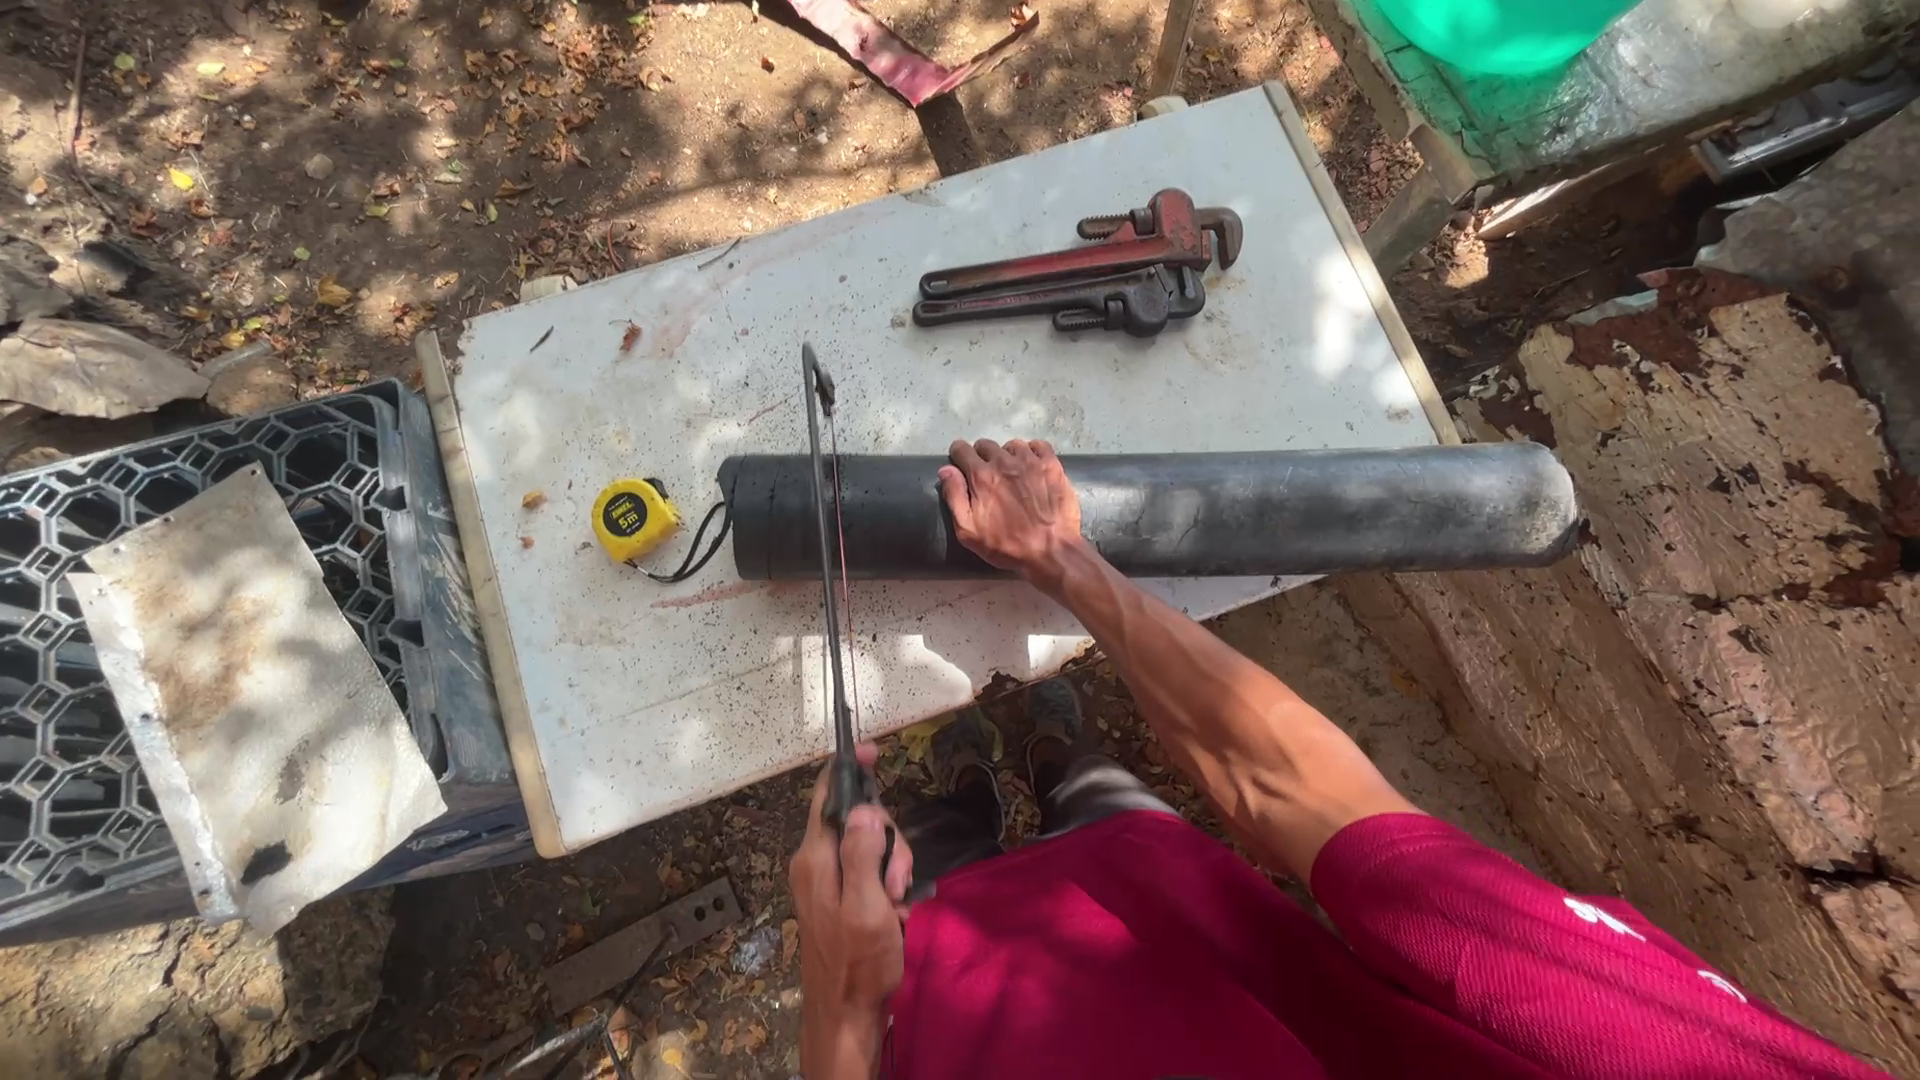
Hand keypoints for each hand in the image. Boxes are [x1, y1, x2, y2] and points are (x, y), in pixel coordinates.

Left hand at [791, 743, 913, 1079]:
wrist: (847, 1018)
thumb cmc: (857, 964)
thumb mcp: (866, 906)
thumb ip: (863, 853)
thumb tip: (865, 808)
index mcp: (815, 857)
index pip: (828, 795)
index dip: (850, 769)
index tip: (872, 751)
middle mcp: (817, 861)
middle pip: (860, 819)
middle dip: (888, 841)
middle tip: (897, 880)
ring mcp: (829, 880)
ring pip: (871, 845)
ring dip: (894, 868)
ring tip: (896, 904)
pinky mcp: (842, 896)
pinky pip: (872, 871)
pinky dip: (889, 886)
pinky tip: (895, 913)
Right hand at [939, 438, 1086, 585]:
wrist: (1050, 551)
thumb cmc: (1006, 545)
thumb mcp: (968, 530)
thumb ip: (954, 496)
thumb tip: (945, 470)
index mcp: (981, 475)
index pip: (962, 449)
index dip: (959, 456)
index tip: (962, 465)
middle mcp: (1004, 461)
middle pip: (986, 445)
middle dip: (982, 456)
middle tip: (988, 475)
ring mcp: (1030, 461)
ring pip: (1012, 446)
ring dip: (1008, 455)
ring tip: (1012, 472)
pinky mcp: (1051, 465)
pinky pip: (1038, 446)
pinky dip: (1033, 452)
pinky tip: (1033, 466)